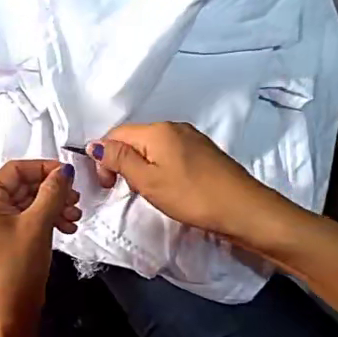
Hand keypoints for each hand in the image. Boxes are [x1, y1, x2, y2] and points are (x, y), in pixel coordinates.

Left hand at [0, 160, 80, 336]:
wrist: (8, 313)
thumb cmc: (17, 267)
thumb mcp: (38, 224)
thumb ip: (52, 192)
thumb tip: (64, 170)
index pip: (15, 169)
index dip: (44, 168)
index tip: (69, 174)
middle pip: (23, 186)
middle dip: (52, 191)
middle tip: (76, 200)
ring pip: (28, 204)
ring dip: (53, 207)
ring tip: (74, 218)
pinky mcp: (4, 240)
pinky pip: (27, 220)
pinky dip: (47, 220)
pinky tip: (66, 229)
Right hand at [90, 122, 281, 241]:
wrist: (243, 210)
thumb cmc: (192, 196)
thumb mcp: (147, 180)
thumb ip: (118, 160)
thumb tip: (94, 144)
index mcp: (157, 130)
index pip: (115, 135)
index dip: (104, 158)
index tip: (109, 185)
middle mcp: (173, 127)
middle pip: (133, 139)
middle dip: (121, 161)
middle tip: (125, 190)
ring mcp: (190, 138)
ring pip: (151, 147)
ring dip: (140, 166)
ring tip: (147, 190)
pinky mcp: (202, 152)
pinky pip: (168, 152)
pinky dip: (158, 167)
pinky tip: (166, 186)